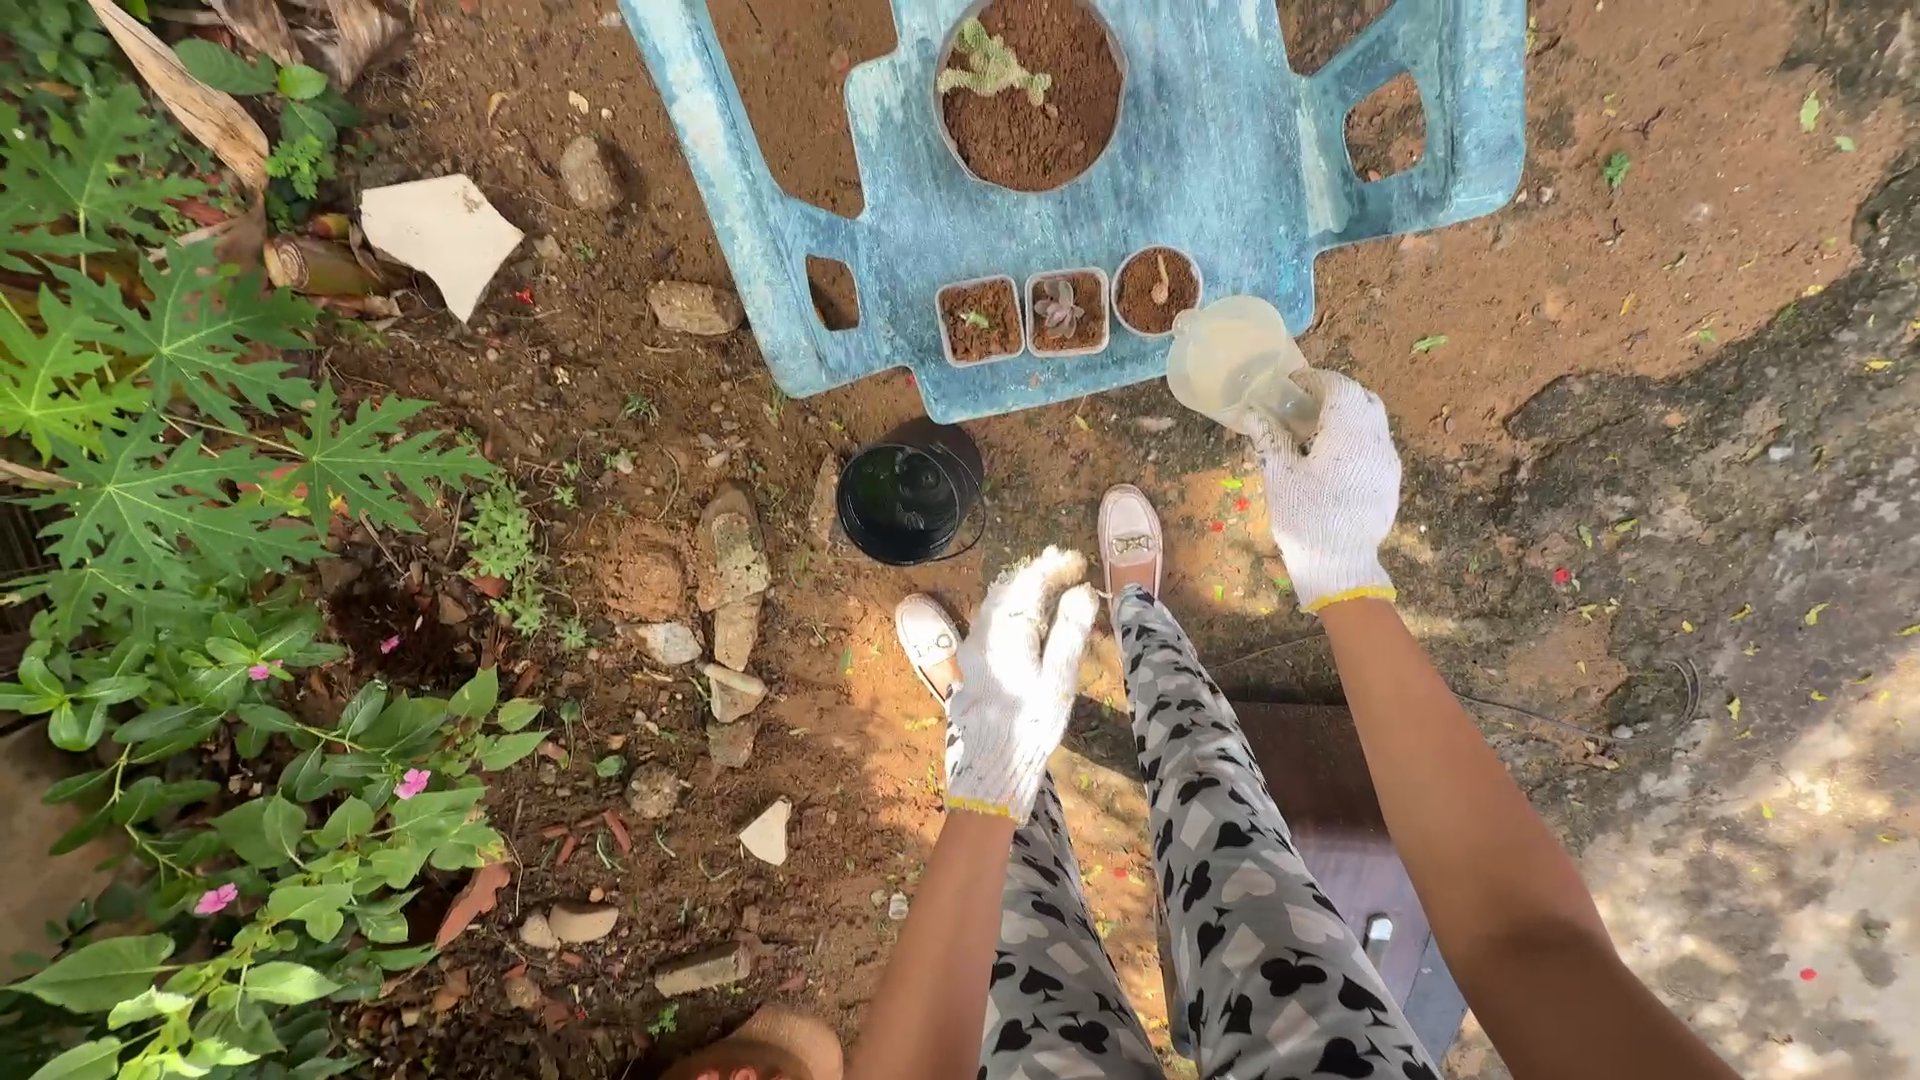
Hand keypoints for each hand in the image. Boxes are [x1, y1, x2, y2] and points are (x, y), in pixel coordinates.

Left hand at [944, 547, 1098, 821]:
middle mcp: (982, 634)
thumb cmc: (1032, 725)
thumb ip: (1069, 632)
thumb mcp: (1059, 680)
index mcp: (1005, 633)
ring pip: (996, 605)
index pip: (1027, 585)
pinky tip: (1026, 617)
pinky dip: (1012, 610)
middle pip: (1008, 591)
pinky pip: (991, 622)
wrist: (990, 768)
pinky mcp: (970, 665)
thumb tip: (1081, 591)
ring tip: (1050, 583)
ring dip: (1023, 590)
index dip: (1052, 568)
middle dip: (1037, 574)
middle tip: (1066, 565)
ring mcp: (972, 649)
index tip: (1077, 560)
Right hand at [1255, 369, 1401, 613]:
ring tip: (1316, 430)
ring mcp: (1388, 462)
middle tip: (1304, 402)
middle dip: (1335, 392)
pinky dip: (1354, 437)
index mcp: (1349, 433)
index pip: (1339, 387)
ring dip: (1347, 414)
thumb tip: (1251, 411)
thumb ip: (1269, 438)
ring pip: (1372, 421)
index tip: (1292, 382)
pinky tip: (1331, 458)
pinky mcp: (1390, 481)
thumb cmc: (1305, 518)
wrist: (1340, 565)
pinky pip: (1375, 445)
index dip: (1315, 379)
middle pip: (1362, 398)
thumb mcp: (1279, 476)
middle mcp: (1376, 441)